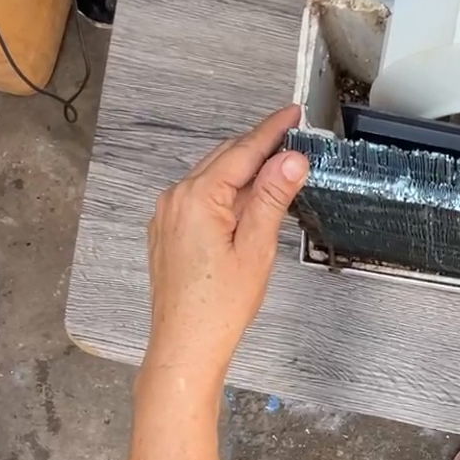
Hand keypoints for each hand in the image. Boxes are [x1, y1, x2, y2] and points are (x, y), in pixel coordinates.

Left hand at [142, 105, 309, 390]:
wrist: (186, 345)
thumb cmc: (218, 307)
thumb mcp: (256, 249)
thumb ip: (272, 199)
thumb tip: (290, 160)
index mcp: (199, 198)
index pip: (243, 151)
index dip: (272, 131)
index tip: (292, 114)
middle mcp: (176, 199)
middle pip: (224, 159)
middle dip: (258, 147)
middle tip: (291, 138)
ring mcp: (168, 216)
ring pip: (211, 178)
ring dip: (242, 170)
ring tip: (274, 169)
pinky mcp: (167, 233)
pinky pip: (199, 199)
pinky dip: (224, 192)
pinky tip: (243, 203)